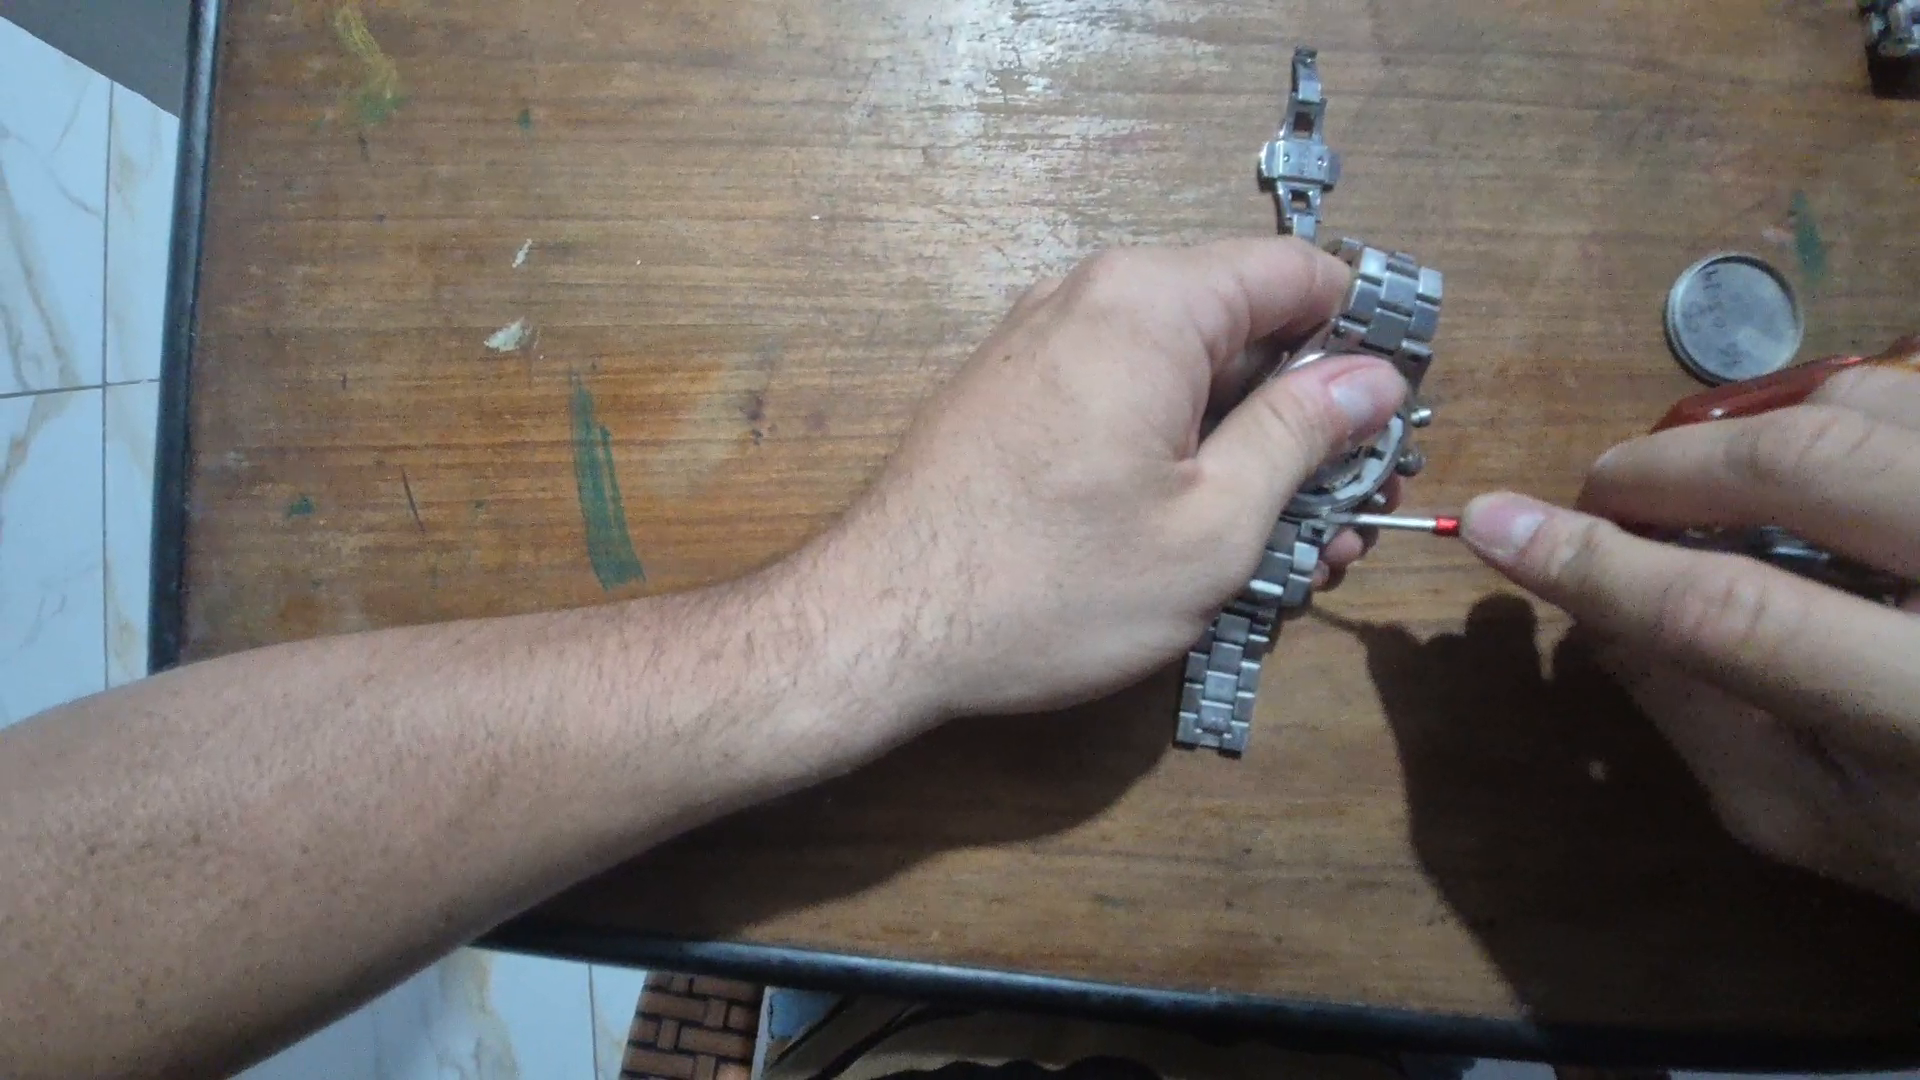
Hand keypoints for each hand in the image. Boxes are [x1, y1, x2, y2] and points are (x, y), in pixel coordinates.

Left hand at [806, 238, 1407, 726]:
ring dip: (1237, 454)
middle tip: (1338, 518)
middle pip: (1237, 331)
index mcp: (1150, 302)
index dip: (1357, 344)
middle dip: (1298, 420)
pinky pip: (1119, 406)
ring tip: (1280, 548)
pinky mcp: (1013, 400)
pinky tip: (1192, 531)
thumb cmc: (1052, 585)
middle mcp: (1088, 300)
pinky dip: (1168, 457)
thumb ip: (1300, 436)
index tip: (1381, 428)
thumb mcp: (1210, 524)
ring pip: (1179, 380)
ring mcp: (1041, 348)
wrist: (883, 623)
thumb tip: (1369, 377)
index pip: (1297, 275)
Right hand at [1460, 366, 1919, 909]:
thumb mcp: (1808, 810)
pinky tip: (1813, 482)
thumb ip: (1686, 706)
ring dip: (1741, 440)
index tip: (1489, 521)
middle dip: (1657, 473)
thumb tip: (1583, 600)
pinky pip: (1915, 391)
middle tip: (1602, 501)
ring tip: (1709, 492)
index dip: (1592, 562)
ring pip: (1869, 402)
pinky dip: (1835, 418)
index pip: (1727, 614)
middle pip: (1806, 468)